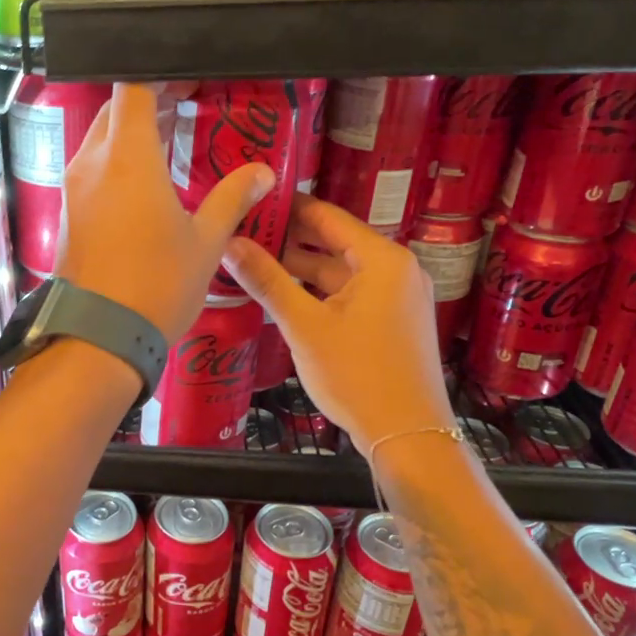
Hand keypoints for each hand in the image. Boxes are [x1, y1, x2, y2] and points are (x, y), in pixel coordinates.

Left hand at [58, 83, 273, 341]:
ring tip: (172, 136)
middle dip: (149, 100)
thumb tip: (262, 173)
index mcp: (126, 157)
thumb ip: (233, 199)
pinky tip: (148, 179)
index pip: (134, 88)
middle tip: (188, 103)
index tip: (191, 80)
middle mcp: (92, 163)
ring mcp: (74, 188)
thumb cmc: (157, 285)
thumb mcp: (206, 242)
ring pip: (101, 139)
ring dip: (132, 131)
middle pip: (115, 110)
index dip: (162, 76)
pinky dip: (118, 160)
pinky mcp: (69, 213)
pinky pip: (93, 168)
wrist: (99, 337)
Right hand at [220, 194, 455, 446]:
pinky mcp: (392, 322)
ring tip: (251, 263)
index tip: (250, 201)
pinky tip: (281, 297)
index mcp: (382, 260)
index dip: (287, 208)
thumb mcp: (304, 326)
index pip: (327, 217)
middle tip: (241, 233)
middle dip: (288, 240)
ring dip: (299, 269)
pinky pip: (349, 294)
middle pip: (333, 243)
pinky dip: (317, 293)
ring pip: (339, 272)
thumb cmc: (357, 375)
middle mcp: (396, 270)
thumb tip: (228, 243)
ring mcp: (397, 298)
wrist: (407, 435)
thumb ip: (266, 281)